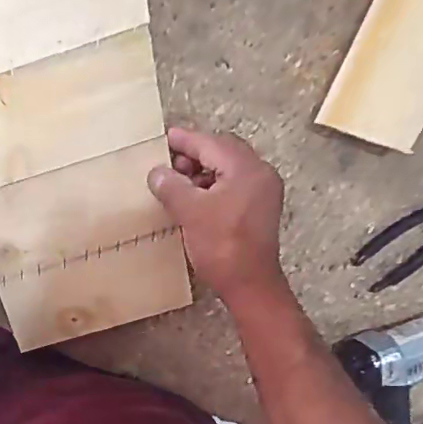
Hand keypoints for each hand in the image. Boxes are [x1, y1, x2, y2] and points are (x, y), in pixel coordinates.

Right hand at [147, 126, 286, 301]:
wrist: (251, 285)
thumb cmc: (222, 246)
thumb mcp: (190, 212)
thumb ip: (171, 185)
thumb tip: (158, 172)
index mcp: (247, 168)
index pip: (211, 144)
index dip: (185, 141)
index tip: (164, 138)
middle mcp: (261, 174)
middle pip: (223, 153)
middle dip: (195, 155)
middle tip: (169, 164)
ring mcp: (265, 193)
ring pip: (229, 170)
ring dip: (204, 172)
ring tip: (180, 184)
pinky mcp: (261, 211)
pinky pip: (235, 186)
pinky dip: (215, 187)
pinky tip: (197, 200)